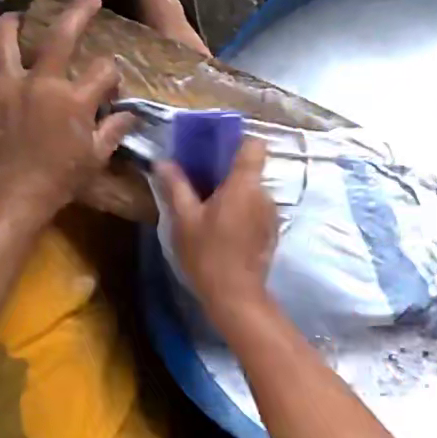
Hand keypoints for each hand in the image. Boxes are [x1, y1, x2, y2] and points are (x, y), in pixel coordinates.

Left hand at [0, 0, 136, 219]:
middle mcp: (41, 82)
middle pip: (61, 35)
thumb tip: (129, 115)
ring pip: (5, 39)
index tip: (111, 80)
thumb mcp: (95, 159)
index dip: (112, 72)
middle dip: (78, 12)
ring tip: (15, 16)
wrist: (7, 195)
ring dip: (12, 23)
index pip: (103, 69)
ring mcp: (5, 86)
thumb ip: (112, 131)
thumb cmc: (58, 180)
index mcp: (74, 98)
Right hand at [158, 139, 279, 325]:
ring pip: (253, 190)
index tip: (216, 148)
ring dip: (235, 194)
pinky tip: (224, 228)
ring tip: (210, 209)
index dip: (237, 141)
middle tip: (202, 183)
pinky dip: (243, 211)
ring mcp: (271, 213)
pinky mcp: (272, 231)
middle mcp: (263, 193)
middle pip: (250, 169)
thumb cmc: (207, 254)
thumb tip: (164, 162)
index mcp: (244, 184)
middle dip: (228, 172)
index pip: (254, 145)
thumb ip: (176, 187)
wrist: (236, 296)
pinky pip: (257, 208)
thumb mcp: (184, 220)